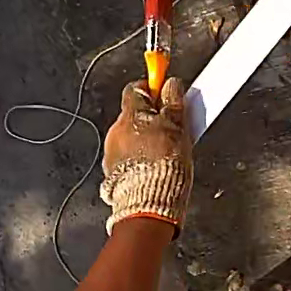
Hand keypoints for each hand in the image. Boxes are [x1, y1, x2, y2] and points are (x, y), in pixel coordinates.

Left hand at [99, 77, 191, 232]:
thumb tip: (171, 85)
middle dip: (153, 118)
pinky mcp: (113, 171)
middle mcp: (116, 131)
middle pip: (135, 114)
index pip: (136, 88)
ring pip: (132, 136)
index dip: (153, 90)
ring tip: (166, 153)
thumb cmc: (164, 168)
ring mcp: (112, 152)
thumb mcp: (177, 129)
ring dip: (146, 140)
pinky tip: (154, 167)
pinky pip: (127, 157)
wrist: (149, 204)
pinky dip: (139, 158)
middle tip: (173, 128)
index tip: (167, 95)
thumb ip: (173, 104)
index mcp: (130, 115)